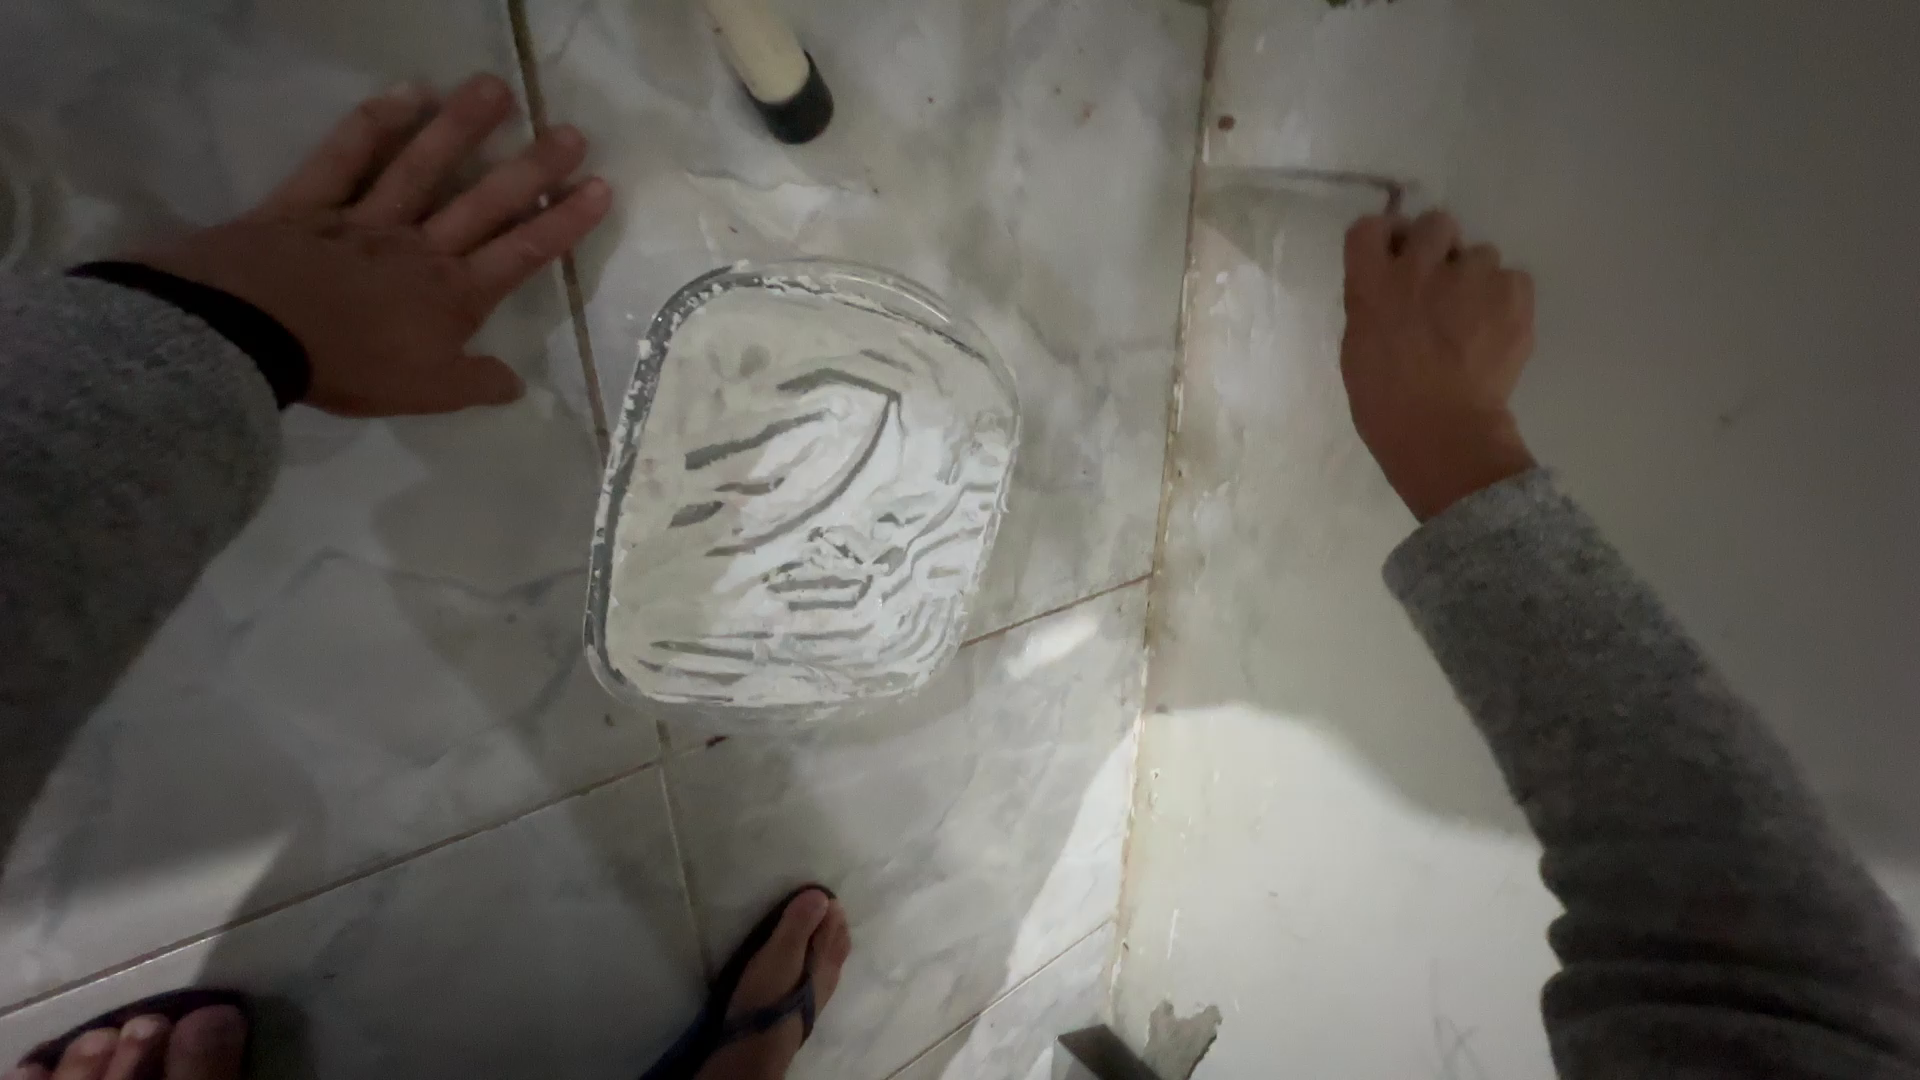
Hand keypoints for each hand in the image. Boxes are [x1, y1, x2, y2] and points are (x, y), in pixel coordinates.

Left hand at [127, 73, 611, 415]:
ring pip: (423, 167)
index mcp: (457, 293)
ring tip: (495, 89)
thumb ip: (480, 383)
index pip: (525, 251)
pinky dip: (373, 124)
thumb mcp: (431, 393)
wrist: (244, 338)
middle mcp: (423, 247)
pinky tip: (406, 93)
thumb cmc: (351, 367)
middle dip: (534, 168)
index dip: (566, 220)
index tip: (599, 188)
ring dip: (463, 127)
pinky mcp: (310, 203)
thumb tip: (515, 382)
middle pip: (487, 202)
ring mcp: (366, 218)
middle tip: (570, 132)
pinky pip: (345, 157)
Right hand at [1342, 209, 1537, 520]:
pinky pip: (1510, 279)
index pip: (1369, 228)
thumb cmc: (1382, 399)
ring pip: (1478, 255)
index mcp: (1372, 285)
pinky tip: (1490, 332)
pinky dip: (1501, 299)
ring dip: (1471, 278)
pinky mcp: (1514, 291)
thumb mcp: (1357, 346)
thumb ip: (1372, 305)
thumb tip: (1391, 287)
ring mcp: (1473, 276)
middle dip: (1434, 246)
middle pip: (1435, 222)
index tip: (1387, 257)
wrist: (1440, 429)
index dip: (1381, 239)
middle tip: (1434, 283)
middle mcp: (1421, 268)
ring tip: (1467, 319)